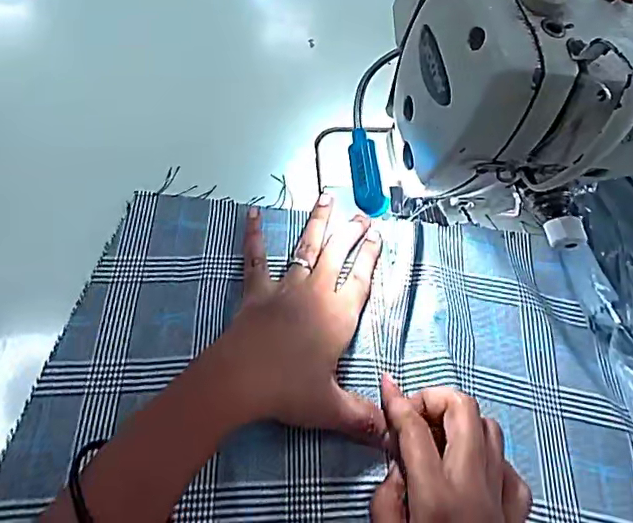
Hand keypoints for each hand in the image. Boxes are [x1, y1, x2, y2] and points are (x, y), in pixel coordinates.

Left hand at [204, 194, 384, 442]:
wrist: (243, 377)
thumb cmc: (289, 391)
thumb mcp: (331, 408)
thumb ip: (361, 417)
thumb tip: (389, 434)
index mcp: (338, 316)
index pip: (360, 281)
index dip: (370, 257)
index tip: (377, 236)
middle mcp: (315, 293)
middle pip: (337, 254)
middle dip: (350, 232)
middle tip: (361, 215)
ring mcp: (285, 286)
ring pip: (305, 246)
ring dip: (316, 222)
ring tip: (325, 198)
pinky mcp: (258, 288)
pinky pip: (257, 257)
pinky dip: (256, 235)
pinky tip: (254, 214)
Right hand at [370, 375, 531, 521]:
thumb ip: (385, 497)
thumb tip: (395, 469)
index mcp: (437, 496)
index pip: (414, 426)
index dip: (396, 400)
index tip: (387, 387)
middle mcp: (473, 490)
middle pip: (463, 410)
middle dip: (435, 399)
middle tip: (414, 415)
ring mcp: (501, 502)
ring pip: (492, 430)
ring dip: (463, 425)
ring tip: (440, 440)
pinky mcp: (517, 518)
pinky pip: (511, 470)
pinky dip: (491, 461)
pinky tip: (473, 471)